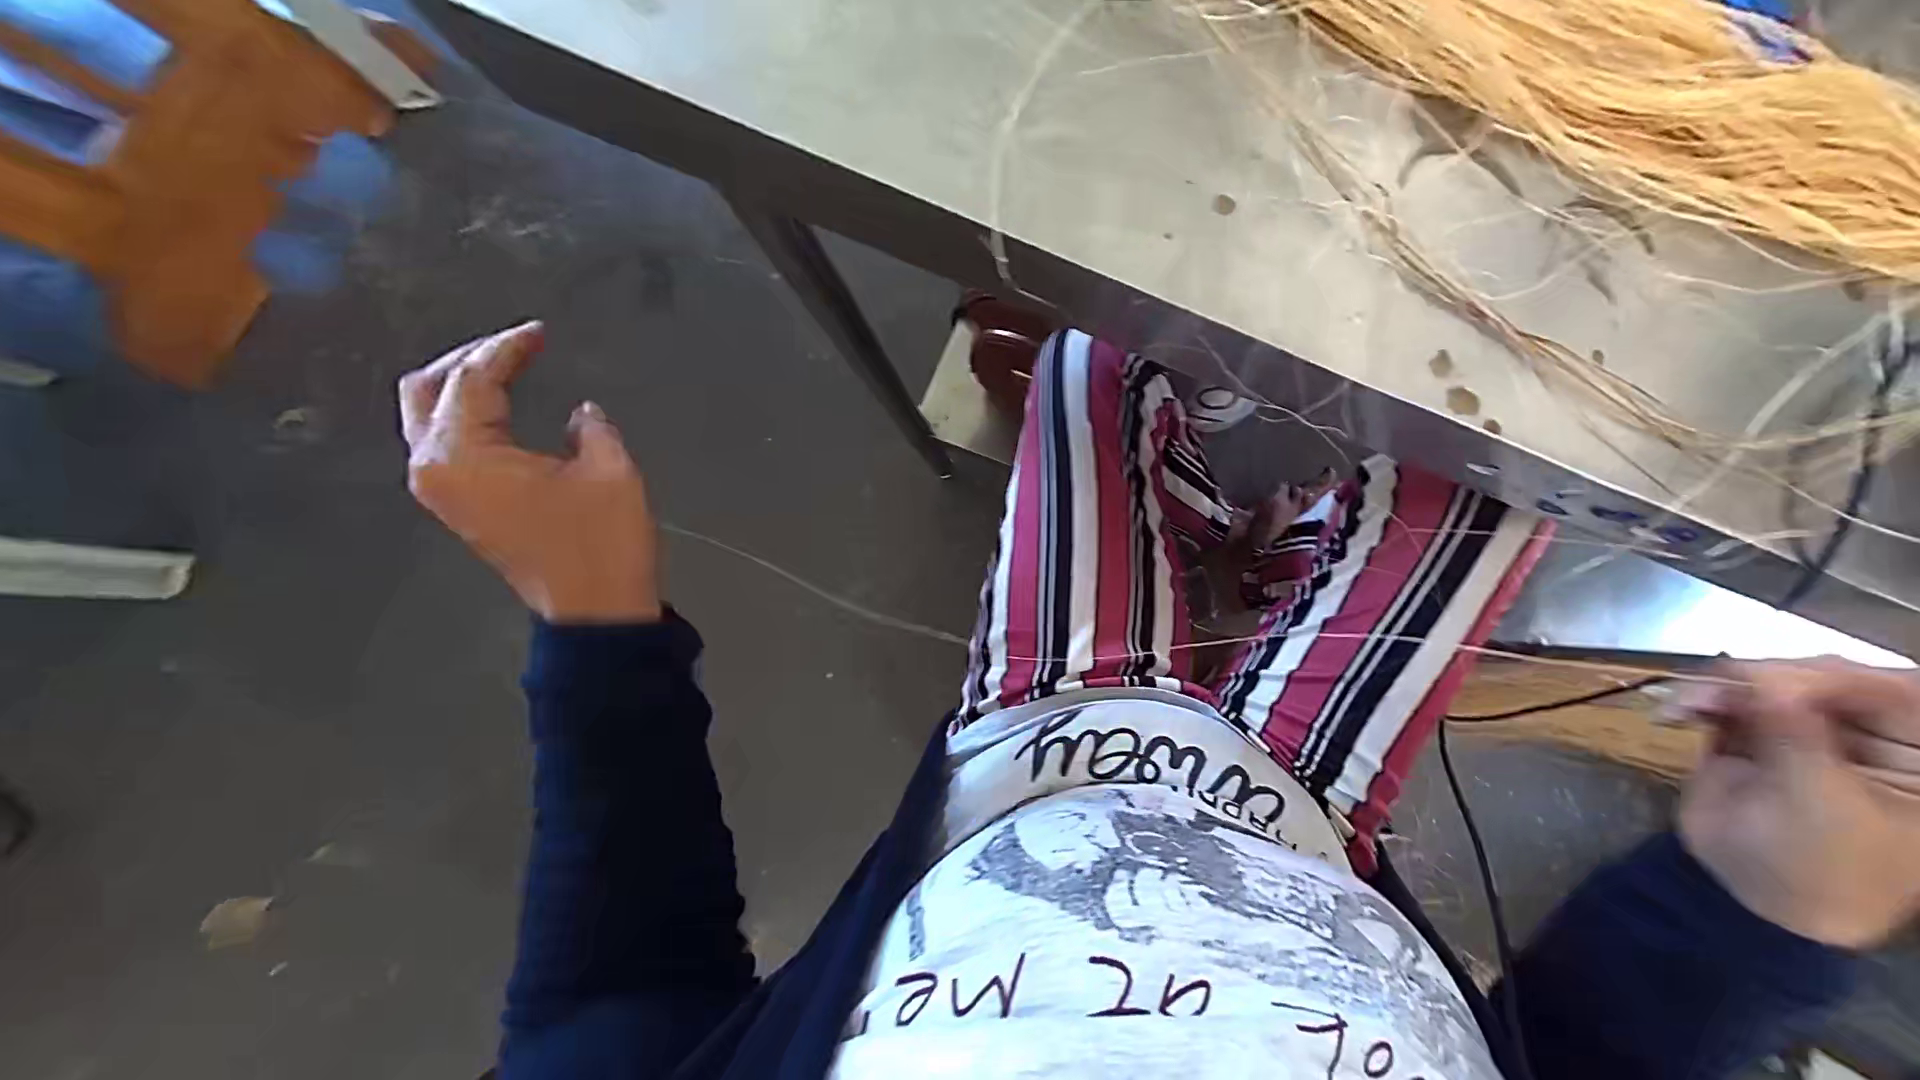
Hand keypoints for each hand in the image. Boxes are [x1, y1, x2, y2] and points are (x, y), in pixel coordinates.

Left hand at [399, 322, 661, 623]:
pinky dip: (470, 417)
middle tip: (518, 346)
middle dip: (470, 359)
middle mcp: (434, 469)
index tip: (540, 333)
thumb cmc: (603, 540)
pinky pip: (447, 444)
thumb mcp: (610, 471)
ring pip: (430, 416)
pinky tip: (504, 408)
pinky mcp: (459, 506)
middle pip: (427, 391)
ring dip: (466, 387)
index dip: (508, 349)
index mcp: (463, 455)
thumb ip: (591, 427)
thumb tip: (579, 413)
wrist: (595, 609)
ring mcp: (441, 491)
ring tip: (511, 368)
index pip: (473, 380)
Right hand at [1678, 659, 1919, 947]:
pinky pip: (1726, 698)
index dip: (1842, 677)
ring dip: (1722, 685)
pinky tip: (1676, 711)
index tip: (1782, 680)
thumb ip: (1797, 736)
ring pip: (1769, 681)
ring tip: (1688, 703)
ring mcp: (1805, 732)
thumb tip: (1765, 677)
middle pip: (1826, 678)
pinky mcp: (1750, 733)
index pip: (1894, 693)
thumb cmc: (1820, 861)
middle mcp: (1868, 736)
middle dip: (1770, 677)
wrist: (1754, 891)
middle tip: (1725, 687)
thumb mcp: (1818, 800)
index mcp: (1914, 757)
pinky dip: (1698, 697)